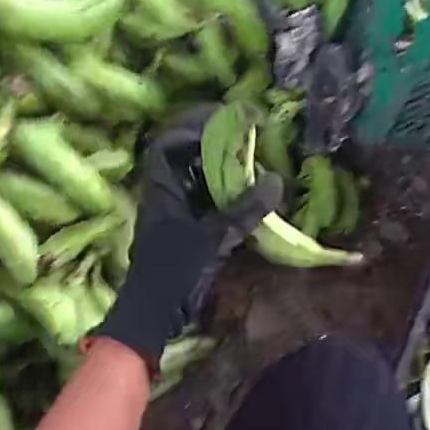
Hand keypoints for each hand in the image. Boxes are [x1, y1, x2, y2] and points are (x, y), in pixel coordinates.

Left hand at [90, 108, 279, 367]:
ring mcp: (176, 213)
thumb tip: (275, 180)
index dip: (194, 125)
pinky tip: (247, 192)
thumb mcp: (212, 237)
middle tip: (243, 132)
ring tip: (250, 156)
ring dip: (220, 166)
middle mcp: (166, 194)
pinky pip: (206, 201)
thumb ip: (243, 210)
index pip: (170, 142)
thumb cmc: (174, 269)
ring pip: (196, 178)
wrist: (155, 311)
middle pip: (185, 156)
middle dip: (212, 141)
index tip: (225, 118)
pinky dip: (225, 193)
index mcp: (160, 188)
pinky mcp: (187, 231)